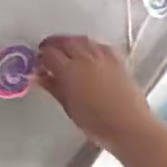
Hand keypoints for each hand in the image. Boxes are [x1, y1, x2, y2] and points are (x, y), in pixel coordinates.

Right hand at [36, 35, 166, 154]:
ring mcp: (103, 58)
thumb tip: (40, 77)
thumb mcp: (68, 106)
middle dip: (53, 44)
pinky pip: (100, 45)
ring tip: (65, 50)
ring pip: (83, 40)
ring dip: (70, 42)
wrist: (128, 126)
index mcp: (70, 71)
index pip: (49, 55)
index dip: (40, 57)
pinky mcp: (117, 60)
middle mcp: (85, 59)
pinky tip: (88, 52)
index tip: (37, 64)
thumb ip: (53, 87)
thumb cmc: (95, 122)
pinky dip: (90, 45)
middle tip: (46, 52)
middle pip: (65, 42)